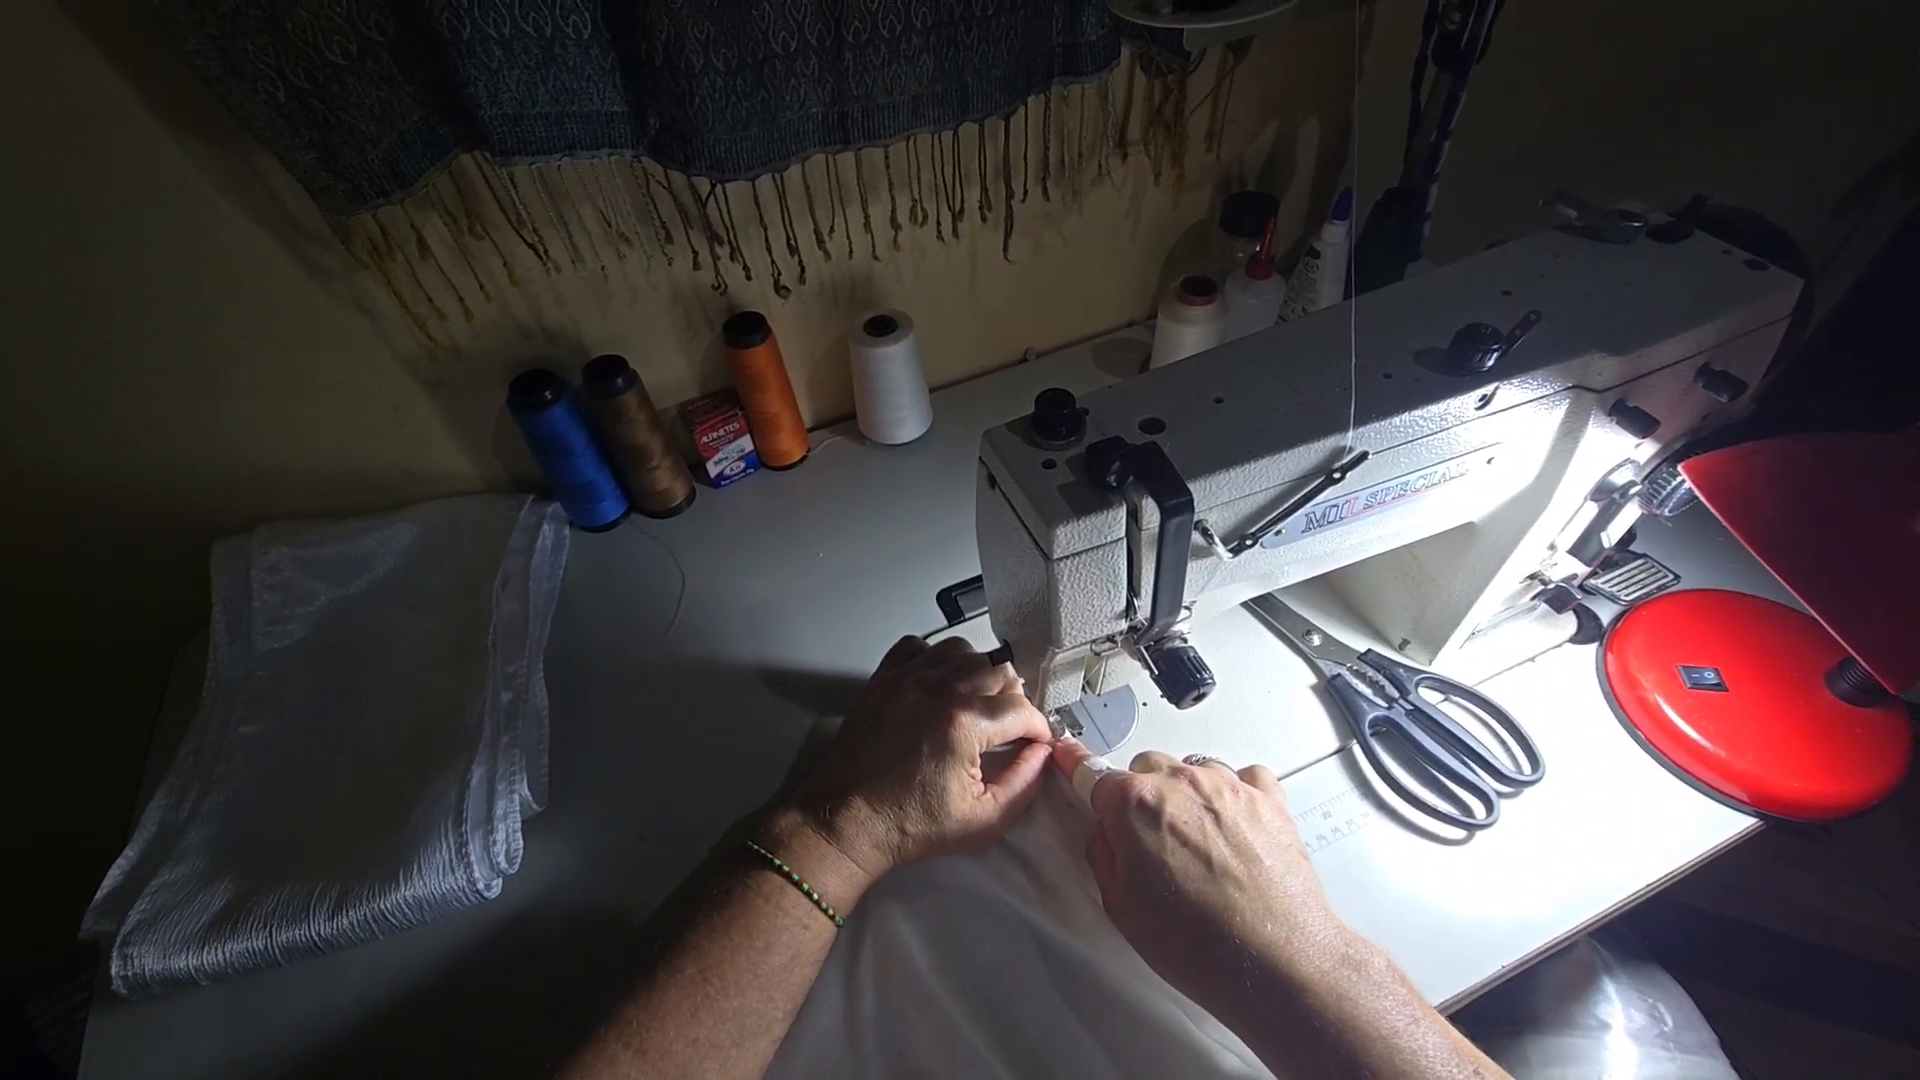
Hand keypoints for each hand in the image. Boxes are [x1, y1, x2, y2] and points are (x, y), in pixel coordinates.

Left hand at [778, 636, 1054, 889]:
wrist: (845, 821)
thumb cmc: (910, 825)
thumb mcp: (982, 821)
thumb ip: (1024, 784)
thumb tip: (1043, 754)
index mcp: (964, 724)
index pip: (1022, 708)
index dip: (1037, 728)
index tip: (1033, 743)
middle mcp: (938, 689)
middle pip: (999, 670)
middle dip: (1012, 699)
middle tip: (1006, 726)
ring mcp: (907, 679)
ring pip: (964, 650)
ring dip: (979, 672)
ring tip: (977, 701)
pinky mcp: (883, 678)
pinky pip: (919, 646)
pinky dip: (936, 658)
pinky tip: (939, 684)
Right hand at [1054, 740, 1348, 1022]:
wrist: (1280, 964)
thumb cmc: (1202, 945)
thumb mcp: (1122, 908)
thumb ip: (1104, 855)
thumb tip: (1107, 834)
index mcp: (1133, 804)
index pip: (1092, 771)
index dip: (1075, 764)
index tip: (1068, 754)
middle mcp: (1178, 783)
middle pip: (1145, 767)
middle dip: (1141, 796)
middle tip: (1151, 841)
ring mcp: (1227, 786)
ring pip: (1191, 769)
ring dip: (1186, 794)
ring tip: (1199, 842)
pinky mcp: (1267, 798)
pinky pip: (1242, 776)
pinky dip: (1234, 793)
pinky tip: (1234, 827)